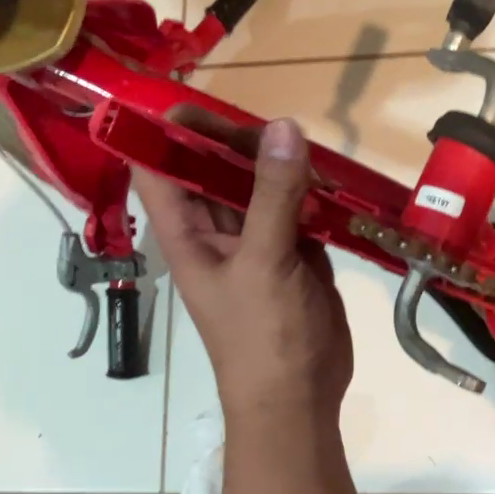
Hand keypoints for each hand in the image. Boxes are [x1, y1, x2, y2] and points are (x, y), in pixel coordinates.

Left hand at [135, 115, 352, 422]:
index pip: (159, 165)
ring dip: (284, 166)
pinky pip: (301, 213)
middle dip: (241, 141)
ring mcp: (260, 243)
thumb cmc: (262, 336)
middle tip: (279, 122)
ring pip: (264, 187)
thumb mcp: (264, 261)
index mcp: (186, 232)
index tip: (198, 96)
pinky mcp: (298, 258)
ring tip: (312, 144)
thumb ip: (273, 195)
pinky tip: (334, 180)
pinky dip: (316, 196)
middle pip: (217, 168)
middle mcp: (218, 230)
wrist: (298, 397)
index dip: (167, 129)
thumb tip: (284, 126)